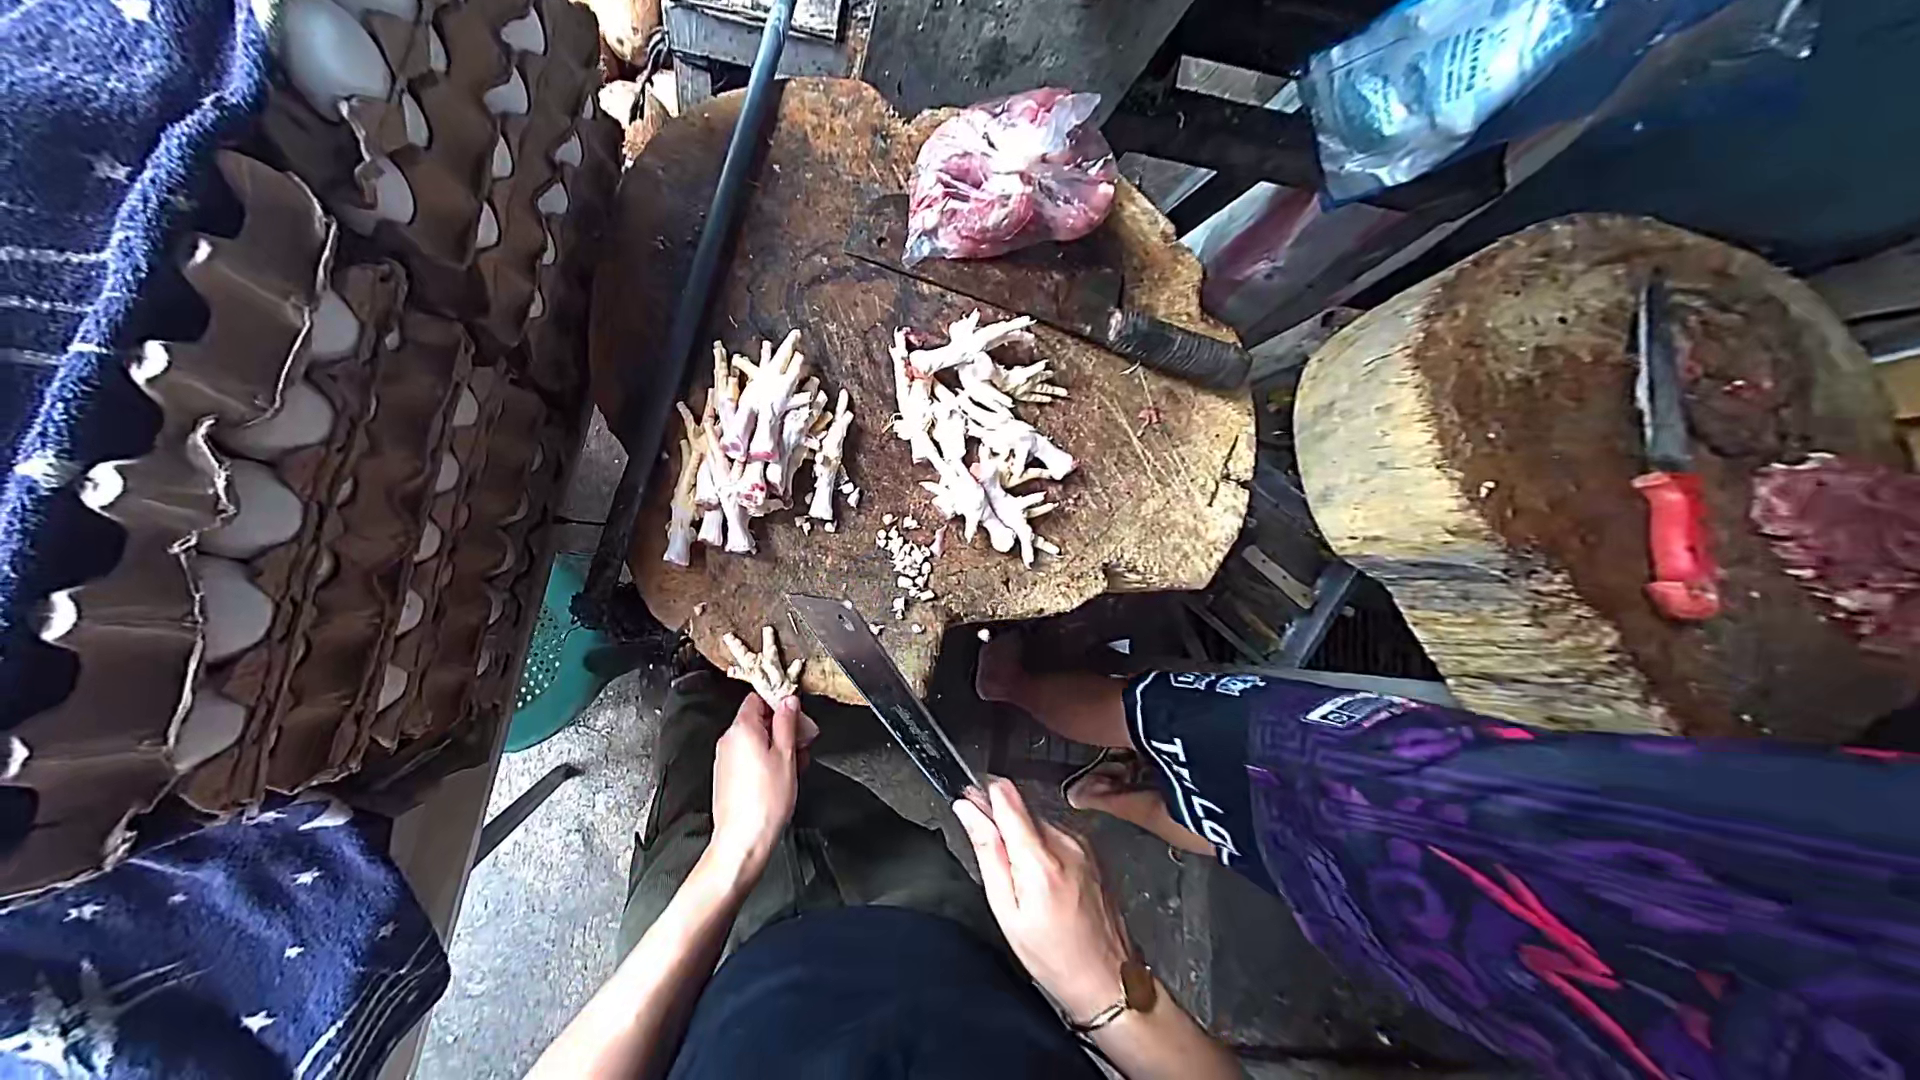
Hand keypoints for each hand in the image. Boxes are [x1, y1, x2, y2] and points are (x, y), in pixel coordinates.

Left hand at [708, 694, 816, 876]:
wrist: (743, 840)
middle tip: (803, 741)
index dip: (780, 701)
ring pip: (756, 738)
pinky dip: (766, 758)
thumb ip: (787, 722)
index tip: (797, 713)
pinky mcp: (727, 775)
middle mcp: (729, 740)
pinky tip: (782, 775)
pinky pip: (749, 755)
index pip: (759, 697)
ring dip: (778, 744)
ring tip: (795, 763)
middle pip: (759, 717)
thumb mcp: (786, 755)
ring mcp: (726, 758)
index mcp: (742, 729)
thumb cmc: (764, 802)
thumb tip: (788, 700)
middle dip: (783, 726)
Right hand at [953, 777, 1132, 1021]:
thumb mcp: (1006, 911)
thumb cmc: (1055, 956)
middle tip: (993, 856)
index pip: (1006, 796)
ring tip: (1020, 877)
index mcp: (1040, 859)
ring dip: (1021, 834)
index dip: (982, 793)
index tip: (970, 801)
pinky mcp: (1091, 848)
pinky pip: (1055, 832)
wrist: (1107, 979)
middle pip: (1020, 806)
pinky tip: (1042, 880)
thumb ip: (987, 851)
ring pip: (1036, 819)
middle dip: (1000, 820)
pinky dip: (1041, 846)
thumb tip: (968, 810)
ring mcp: (1082, 843)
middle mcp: (1065, 842)